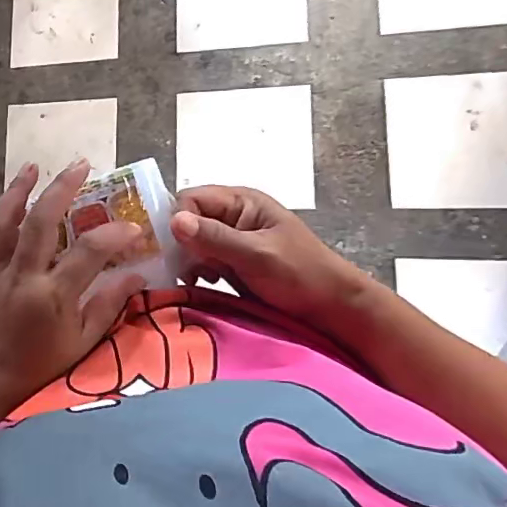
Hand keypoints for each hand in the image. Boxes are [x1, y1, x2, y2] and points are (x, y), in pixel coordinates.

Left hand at [0, 160, 146, 414]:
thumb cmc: (44, 369)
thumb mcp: (84, 343)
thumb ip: (108, 306)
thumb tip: (136, 275)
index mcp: (52, 296)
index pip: (88, 252)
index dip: (114, 235)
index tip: (133, 227)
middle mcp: (23, 278)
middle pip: (41, 222)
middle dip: (62, 189)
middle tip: (82, 166)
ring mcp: (0, 275)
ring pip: (5, 224)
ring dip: (18, 191)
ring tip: (34, 166)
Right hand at [171, 185, 378, 327]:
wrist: (332, 308)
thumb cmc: (301, 274)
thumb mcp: (256, 254)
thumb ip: (215, 237)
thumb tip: (174, 220)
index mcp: (241, 201)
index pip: (190, 199)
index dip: (177, 220)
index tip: (175, 248)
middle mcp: (232, 215)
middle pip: (187, 220)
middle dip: (181, 243)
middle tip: (187, 268)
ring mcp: (230, 240)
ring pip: (190, 242)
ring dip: (188, 260)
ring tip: (200, 278)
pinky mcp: (229, 262)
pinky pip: (199, 260)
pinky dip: (196, 271)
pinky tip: (204, 283)